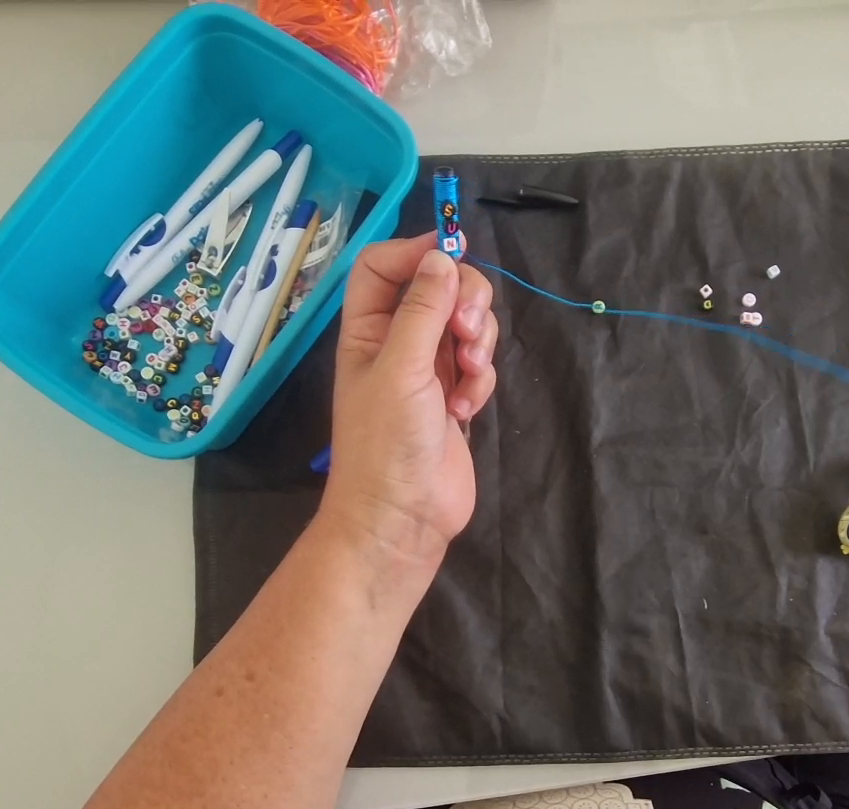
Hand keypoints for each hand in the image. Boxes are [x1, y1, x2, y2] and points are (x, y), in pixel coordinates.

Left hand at [319, 235, 498, 567]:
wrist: (403, 516)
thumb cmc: (388, 442)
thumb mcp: (401, 368)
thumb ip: (423, 308)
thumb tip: (442, 256)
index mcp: (368, 328)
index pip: (385, 265)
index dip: (417, 252)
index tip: (455, 254)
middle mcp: (399, 342)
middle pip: (440, 289)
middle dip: (465, 303)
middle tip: (468, 332)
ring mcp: (430, 371)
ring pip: (467, 327)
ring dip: (477, 346)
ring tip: (466, 381)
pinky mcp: (456, 398)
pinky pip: (478, 367)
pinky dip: (479, 382)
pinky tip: (466, 411)